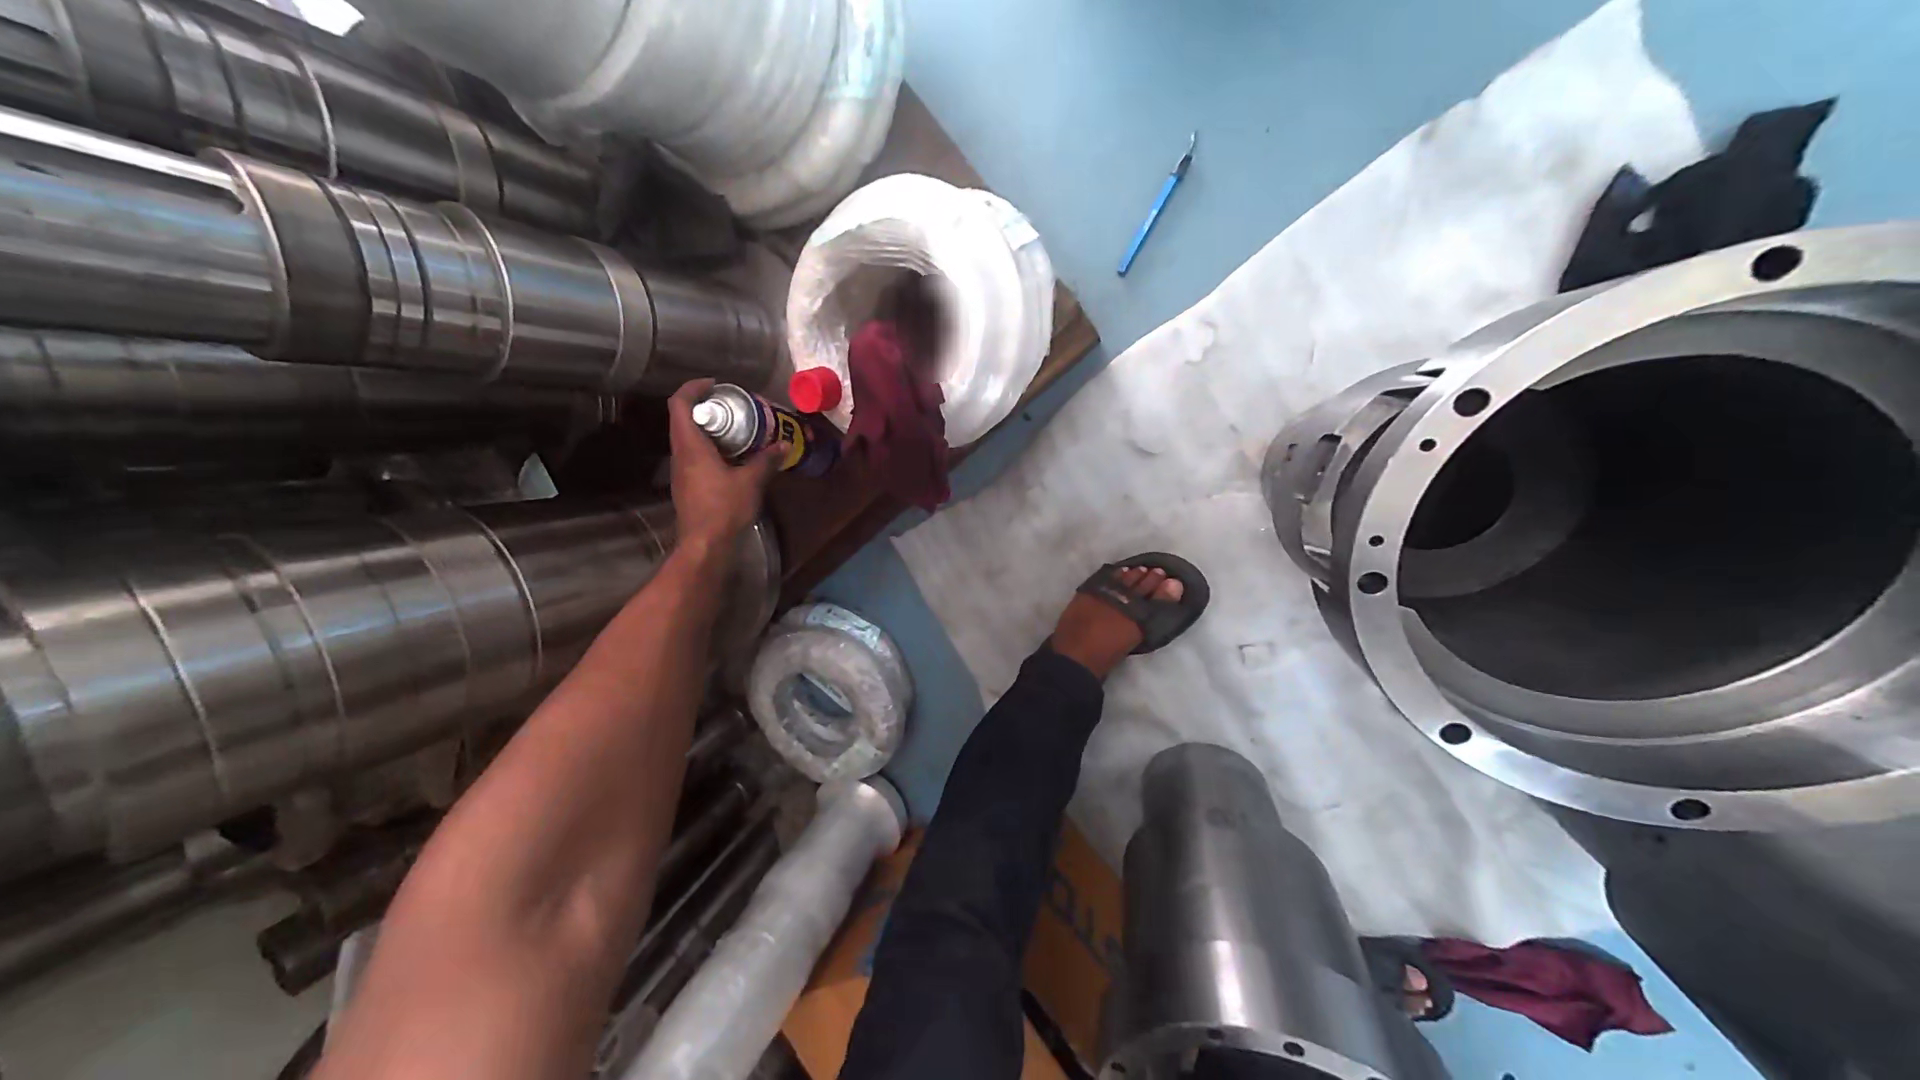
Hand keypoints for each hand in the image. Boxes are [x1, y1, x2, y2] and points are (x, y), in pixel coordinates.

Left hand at [668, 380, 783, 552]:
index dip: (693, 388)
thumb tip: (784, 444)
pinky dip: (710, 447)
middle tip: (732, 406)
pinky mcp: (687, 485)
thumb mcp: (751, 482)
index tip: (715, 384)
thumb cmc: (724, 508)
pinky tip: (732, 456)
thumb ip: (766, 460)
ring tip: (736, 428)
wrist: (704, 544)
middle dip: (705, 407)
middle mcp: (680, 454)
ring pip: (688, 438)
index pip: (679, 404)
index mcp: (690, 446)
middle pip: (683, 419)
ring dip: (708, 428)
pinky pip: (694, 455)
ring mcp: (681, 471)